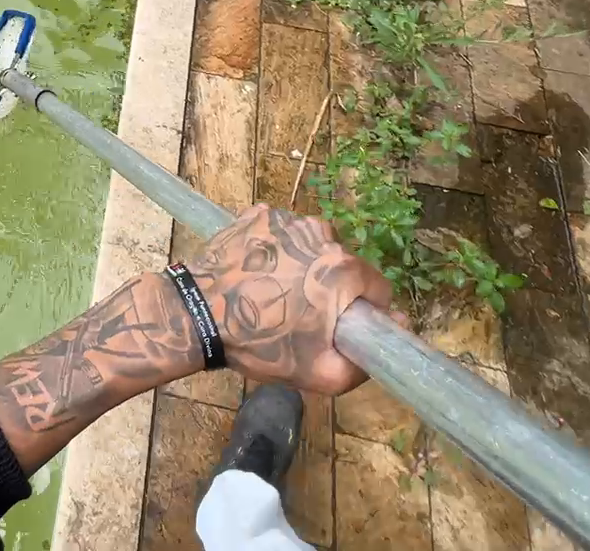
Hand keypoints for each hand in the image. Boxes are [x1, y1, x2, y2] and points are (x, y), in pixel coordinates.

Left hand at [186, 205, 392, 395]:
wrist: (199, 313)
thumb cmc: (263, 345)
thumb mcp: (324, 375)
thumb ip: (367, 359)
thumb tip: (390, 326)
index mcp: (342, 268)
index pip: (376, 287)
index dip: (365, 310)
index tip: (342, 324)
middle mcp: (319, 232)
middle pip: (343, 263)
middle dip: (332, 286)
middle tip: (304, 311)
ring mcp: (286, 219)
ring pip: (312, 245)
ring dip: (304, 264)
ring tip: (277, 289)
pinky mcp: (257, 214)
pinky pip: (281, 233)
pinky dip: (276, 248)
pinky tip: (259, 270)